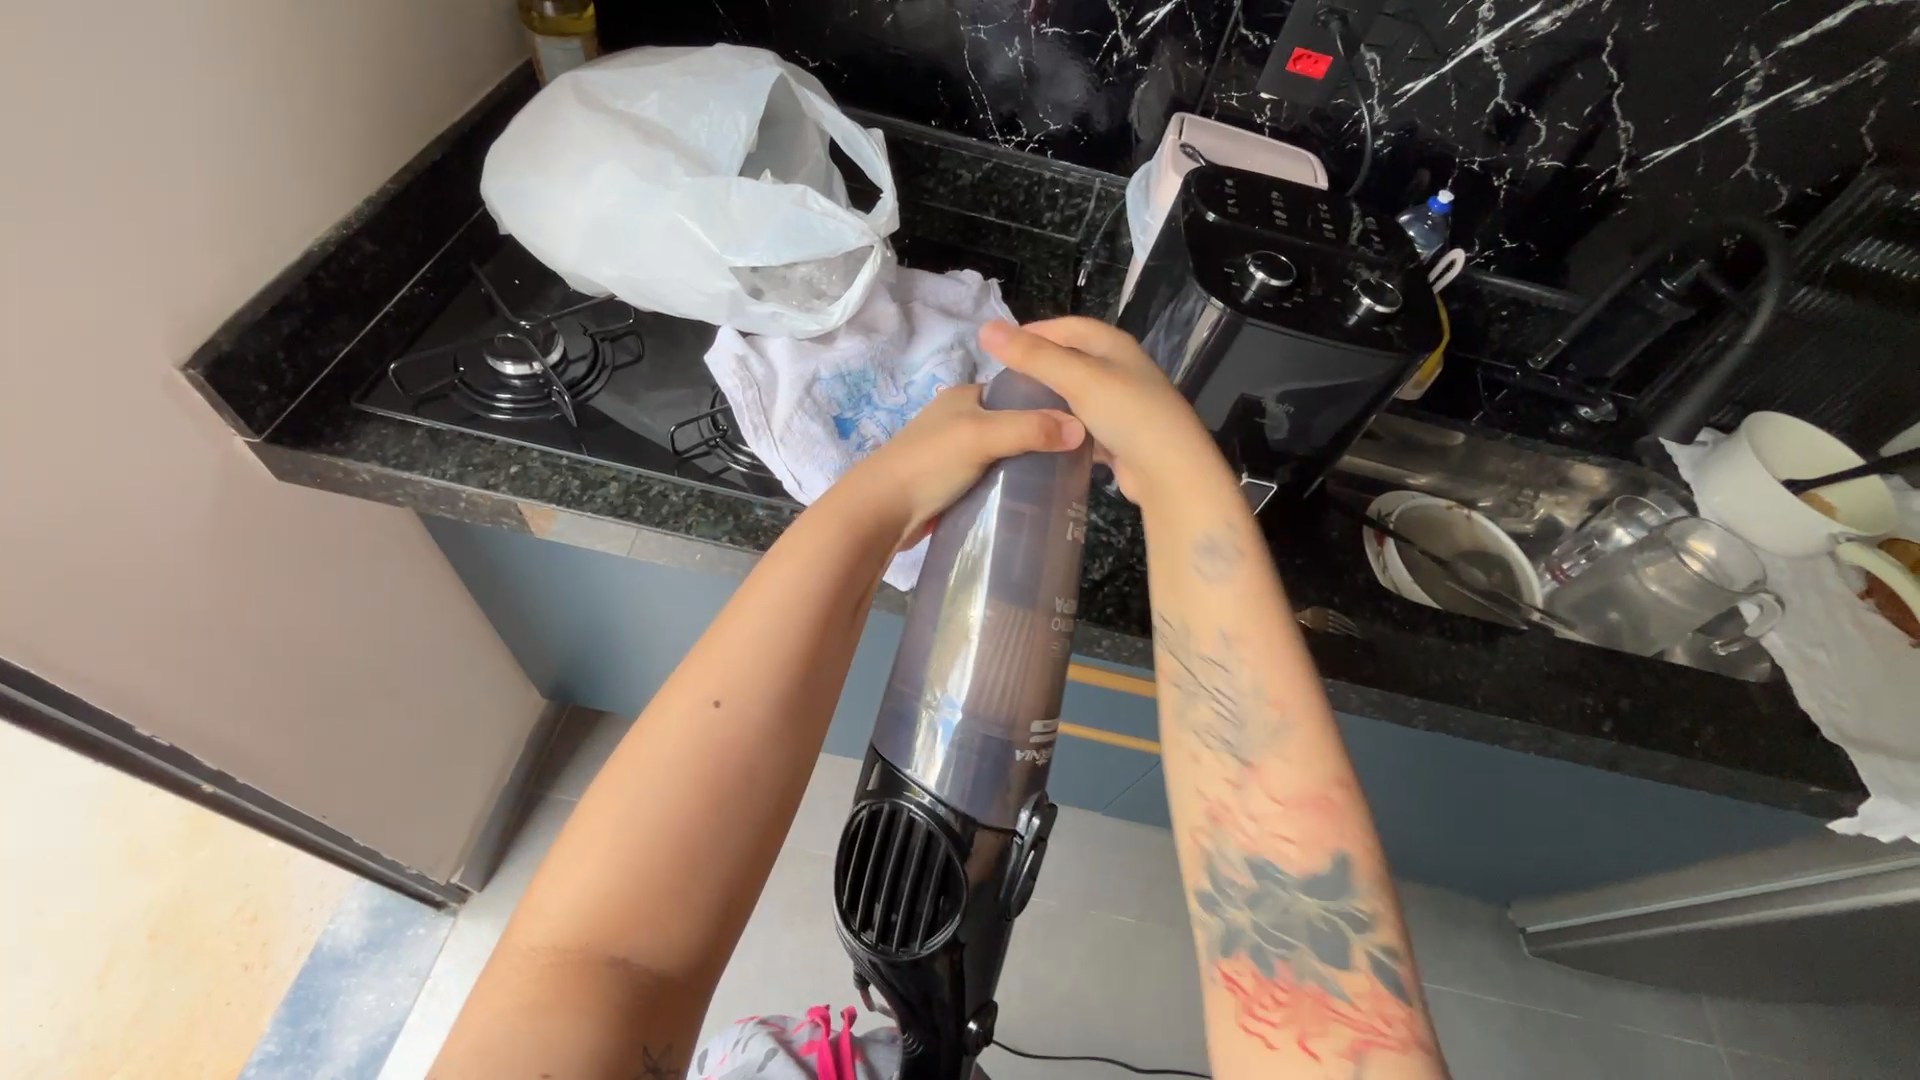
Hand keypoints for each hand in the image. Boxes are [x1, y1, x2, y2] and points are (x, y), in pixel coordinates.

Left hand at [838, 381, 1085, 550]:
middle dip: (1040, 442)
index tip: (1081, 426)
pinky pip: (990, 482)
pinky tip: (1030, 502)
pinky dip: (1007, 489)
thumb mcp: (983, 436)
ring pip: (1002, 457)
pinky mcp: (951, 486)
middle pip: (1013, 426)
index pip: (1017, 392)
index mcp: (965, 396)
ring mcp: (953, 455)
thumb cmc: (930, 463)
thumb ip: (1030, 429)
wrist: (881, 511)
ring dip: (1024, 469)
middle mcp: (959, 420)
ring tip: (1060, 484)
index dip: (1048, 406)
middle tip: (1075, 463)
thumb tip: (1081, 429)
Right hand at [978, 318, 1229, 506]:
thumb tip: (985, 330)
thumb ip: (1033, 356)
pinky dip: (1062, 427)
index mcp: (1114, 346)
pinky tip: (1041, 437)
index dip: (1034, 331)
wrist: (1168, 471)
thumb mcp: (1077, 378)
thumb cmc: (1126, 413)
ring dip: (1049, 400)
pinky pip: (1082, 425)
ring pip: (1075, 395)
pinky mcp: (1118, 437)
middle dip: (1039, 367)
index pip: (1068, 326)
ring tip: (1015, 408)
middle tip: (1003, 380)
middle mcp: (1120, 370)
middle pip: (1071, 360)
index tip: (1000, 347)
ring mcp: (1121, 405)